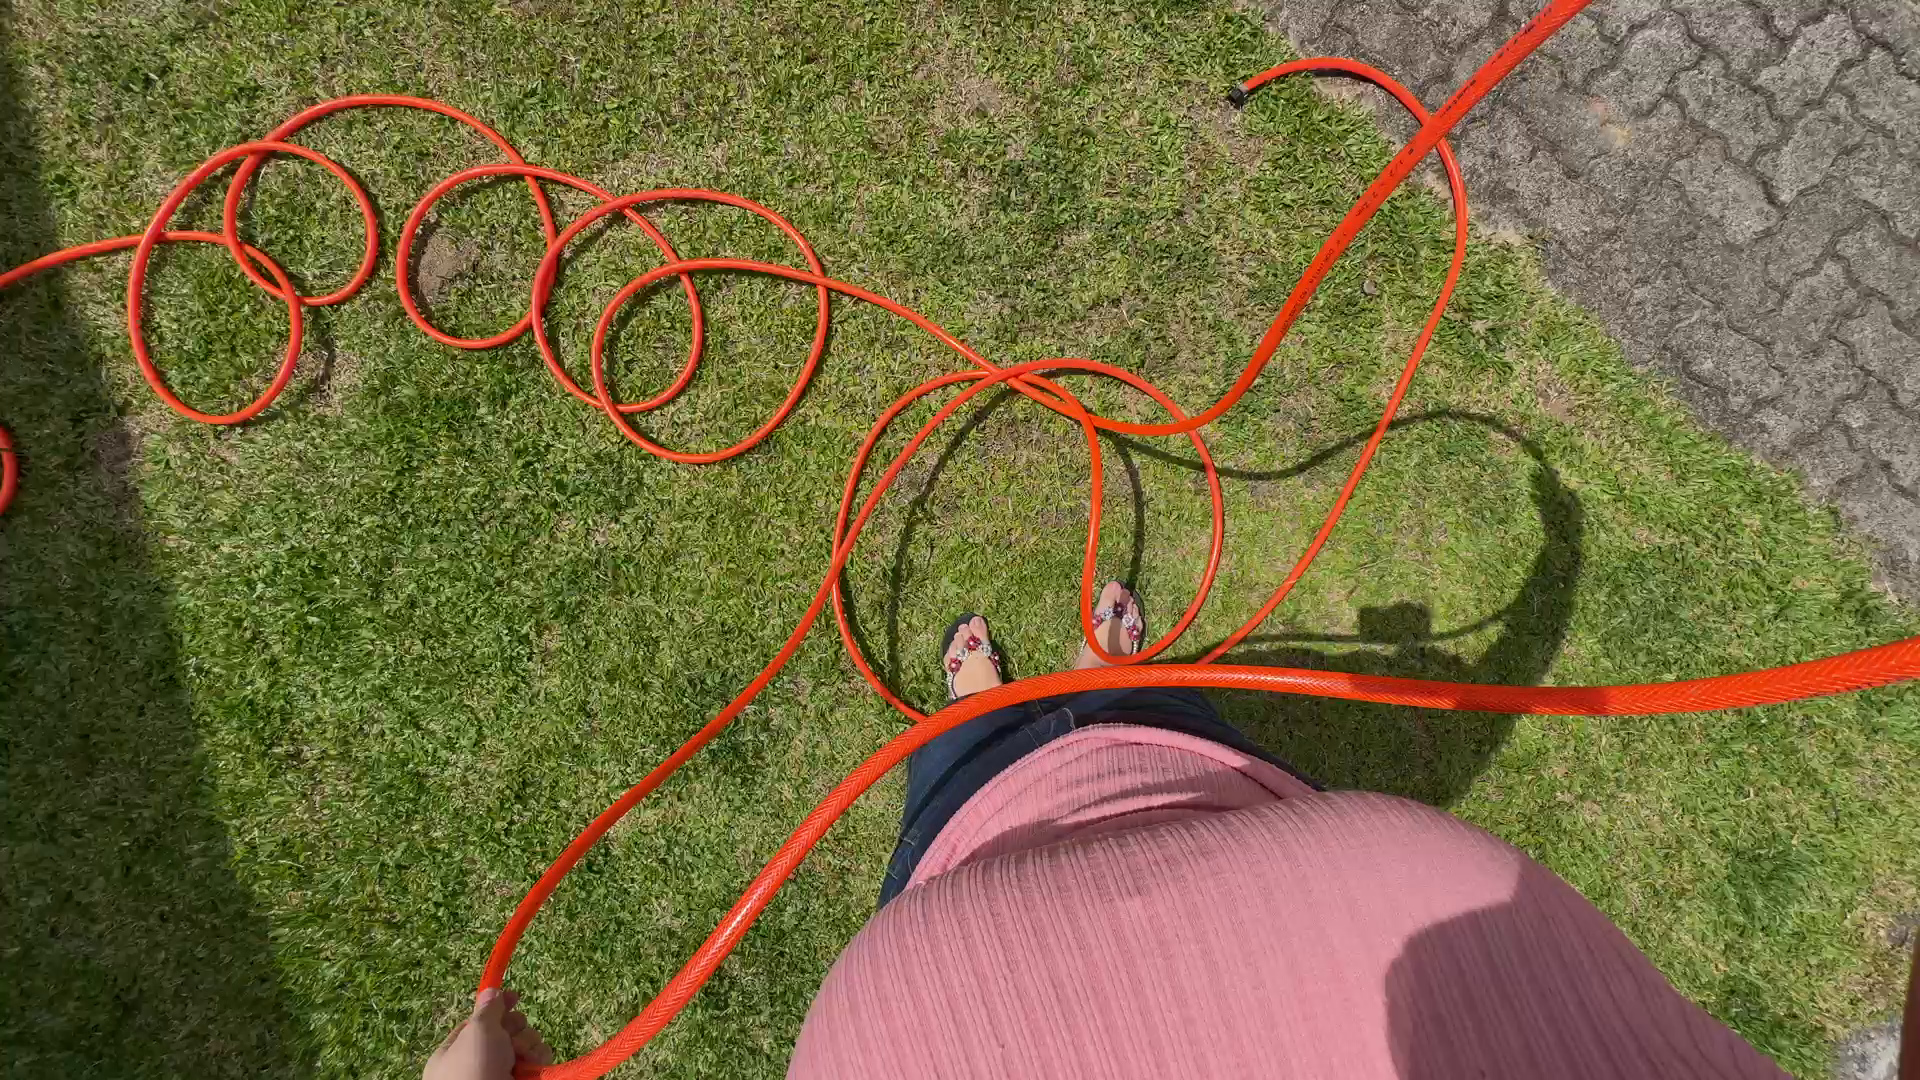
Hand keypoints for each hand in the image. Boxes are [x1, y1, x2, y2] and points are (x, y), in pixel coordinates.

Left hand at [425, 987, 553, 1079]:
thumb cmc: (474, 1070)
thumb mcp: (478, 1031)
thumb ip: (487, 1009)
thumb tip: (490, 990)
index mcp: (454, 1052)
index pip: (479, 1021)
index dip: (498, 1007)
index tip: (516, 997)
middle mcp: (477, 1061)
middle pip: (506, 1029)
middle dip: (517, 1029)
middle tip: (513, 1037)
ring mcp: (498, 1073)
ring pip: (524, 1043)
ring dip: (529, 1044)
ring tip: (524, 1056)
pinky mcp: (520, 1079)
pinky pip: (536, 1059)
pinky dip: (538, 1059)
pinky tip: (534, 1065)